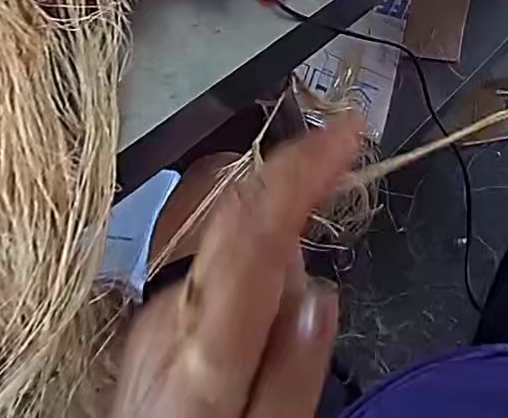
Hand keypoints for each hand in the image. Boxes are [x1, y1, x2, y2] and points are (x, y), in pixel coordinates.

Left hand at [113, 113, 361, 416]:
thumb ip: (292, 378)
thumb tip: (322, 296)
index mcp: (204, 346)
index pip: (255, 229)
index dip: (303, 167)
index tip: (346, 129)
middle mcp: (175, 309)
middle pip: (243, 213)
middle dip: (298, 175)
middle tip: (342, 157)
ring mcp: (162, 303)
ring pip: (238, 235)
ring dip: (281, 234)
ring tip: (296, 300)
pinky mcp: (160, 306)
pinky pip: (224, 255)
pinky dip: (259, 255)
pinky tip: (271, 300)